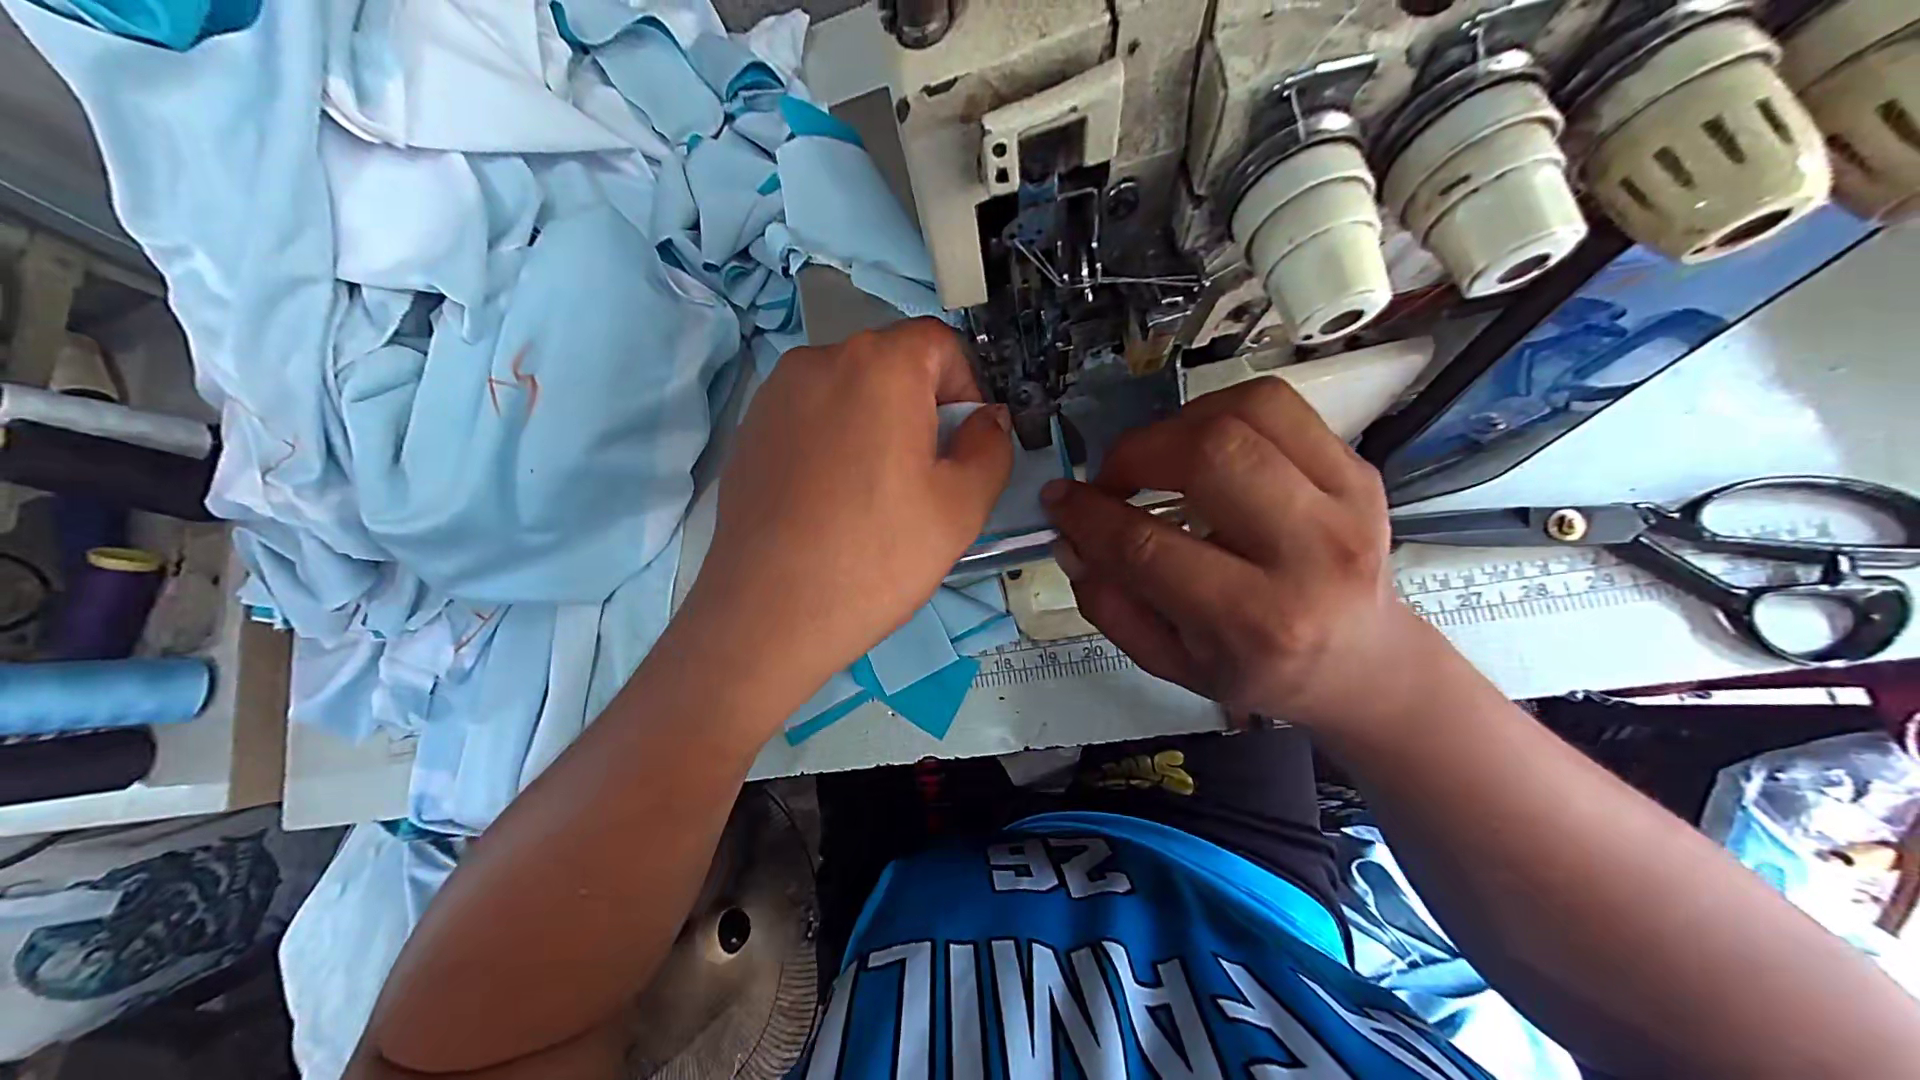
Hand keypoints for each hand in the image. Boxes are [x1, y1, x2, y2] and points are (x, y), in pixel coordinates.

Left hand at [680, 318, 1012, 703]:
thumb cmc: (876, 556)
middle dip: (922, 407)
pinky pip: (811, 417)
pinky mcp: (749, 430)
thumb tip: (987, 420)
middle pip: (892, 364)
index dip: (966, 387)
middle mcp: (820, 361)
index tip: (964, 443)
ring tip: (875, 492)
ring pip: (849, 390)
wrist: (768, 613)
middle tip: (925, 475)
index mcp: (880, 366)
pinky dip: (834, 440)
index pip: (941, 344)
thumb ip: (990, 447)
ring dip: (876, 423)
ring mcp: (776, 394)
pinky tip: (831, 500)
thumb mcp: (962, 506)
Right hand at [1042, 378, 1429, 729]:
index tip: (1060, 501)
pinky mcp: (1357, 469)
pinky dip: (1220, 411)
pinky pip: (1277, 406)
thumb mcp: (1169, 660)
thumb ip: (1110, 604)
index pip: (1149, 547)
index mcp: (1255, 621)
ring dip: (1178, 424)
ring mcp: (1346, 502)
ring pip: (1247, 412)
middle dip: (1136, 455)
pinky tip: (1201, 446)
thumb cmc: (1254, 669)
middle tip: (1113, 480)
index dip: (1088, 516)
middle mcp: (1310, 554)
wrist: (1361, 662)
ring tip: (1157, 460)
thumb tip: (1072, 538)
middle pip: (1210, 456)